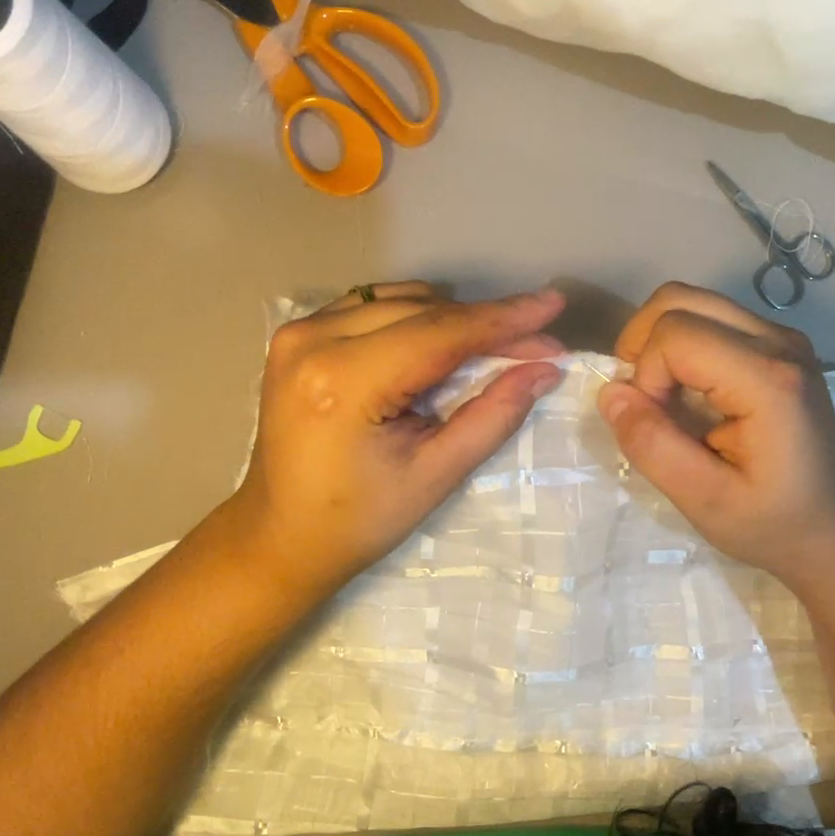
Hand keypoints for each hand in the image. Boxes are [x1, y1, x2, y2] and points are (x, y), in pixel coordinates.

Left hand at [226, 282, 565, 596]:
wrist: (280, 535)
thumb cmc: (359, 520)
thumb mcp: (434, 476)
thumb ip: (492, 416)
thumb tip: (544, 369)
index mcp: (344, 381)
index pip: (440, 332)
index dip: (504, 319)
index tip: (554, 305)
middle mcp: (313, 340)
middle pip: (422, 309)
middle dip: (485, 322)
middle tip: (537, 343)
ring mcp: (298, 332)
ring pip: (399, 299)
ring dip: (451, 318)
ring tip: (492, 350)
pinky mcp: (295, 336)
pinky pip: (371, 306)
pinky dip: (414, 319)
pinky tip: (439, 346)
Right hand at [597, 282, 834, 590]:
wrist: (826, 530)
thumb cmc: (768, 523)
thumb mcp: (702, 500)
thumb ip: (652, 445)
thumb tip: (610, 392)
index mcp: (769, 380)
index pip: (676, 333)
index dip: (647, 374)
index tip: (658, 424)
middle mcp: (780, 342)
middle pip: (681, 299)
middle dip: (644, 345)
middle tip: (646, 401)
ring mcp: (783, 338)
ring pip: (694, 303)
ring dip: (662, 346)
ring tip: (666, 400)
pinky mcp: (778, 345)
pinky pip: (713, 321)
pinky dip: (684, 348)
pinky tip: (691, 396)